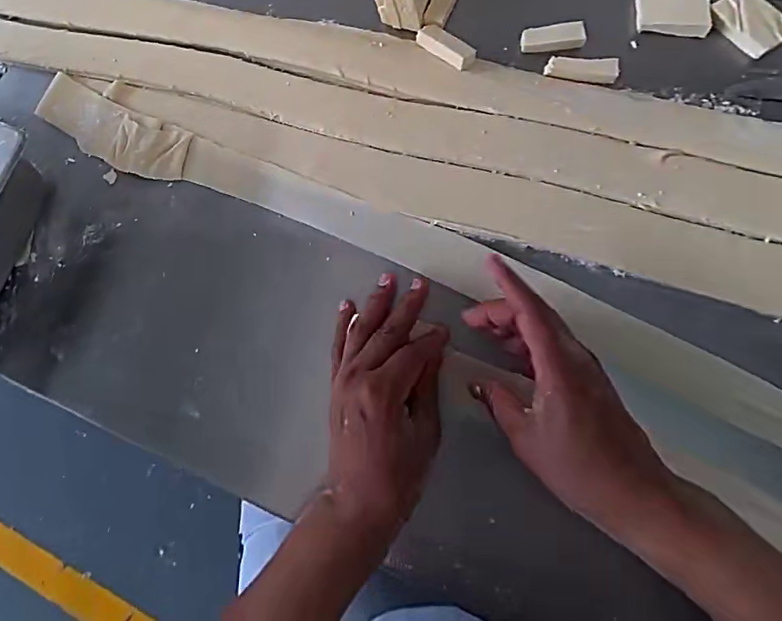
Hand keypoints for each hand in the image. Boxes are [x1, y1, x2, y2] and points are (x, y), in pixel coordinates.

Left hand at [323, 273, 449, 538]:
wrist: (356, 502)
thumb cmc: (399, 476)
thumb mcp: (425, 433)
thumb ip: (427, 387)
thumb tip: (433, 350)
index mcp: (383, 391)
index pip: (412, 352)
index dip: (432, 338)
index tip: (446, 328)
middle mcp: (359, 377)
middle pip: (386, 333)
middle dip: (406, 307)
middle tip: (419, 284)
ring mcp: (343, 379)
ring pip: (361, 331)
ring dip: (376, 304)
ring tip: (387, 280)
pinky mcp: (335, 385)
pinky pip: (338, 347)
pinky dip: (343, 324)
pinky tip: (349, 305)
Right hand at [463, 255, 672, 532]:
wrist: (637, 493)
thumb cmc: (581, 470)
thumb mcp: (528, 440)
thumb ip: (501, 404)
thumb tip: (481, 384)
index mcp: (559, 365)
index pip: (530, 311)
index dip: (508, 284)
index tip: (491, 262)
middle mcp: (575, 356)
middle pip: (537, 314)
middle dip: (501, 309)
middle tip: (471, 320)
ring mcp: (585, 367)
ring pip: (546, 329)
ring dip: (516, 324)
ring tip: (486, 333)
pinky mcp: (590, 379)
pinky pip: (555, 345)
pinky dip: (530, 341)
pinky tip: (514, 356)